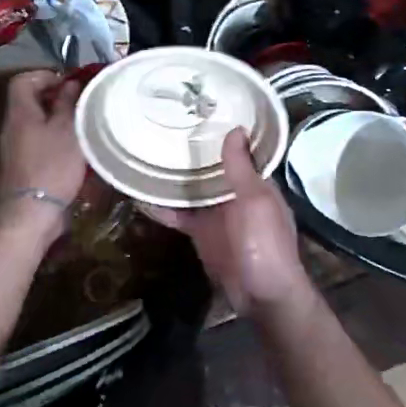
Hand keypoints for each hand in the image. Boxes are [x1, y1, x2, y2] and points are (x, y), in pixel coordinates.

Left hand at [0, 70, 85, 237]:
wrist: (31, 214)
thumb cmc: (52, 166)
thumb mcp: (68, 130)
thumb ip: (69, 104)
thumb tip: (70, 84)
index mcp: (20, 112)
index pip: (23, 80)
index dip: (45, 75)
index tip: (69, 83)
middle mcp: (13, 126)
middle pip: (29, 100)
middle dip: (55, 97)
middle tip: (80, 103)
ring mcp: (15, 148)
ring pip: (35, 122)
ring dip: (57, 119)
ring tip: (82, 124)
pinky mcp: (23, 166)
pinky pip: (37, 141)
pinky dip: (54, 138)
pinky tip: (74, 149)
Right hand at [144, 129, 310, 317]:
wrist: (262, 297)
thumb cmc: (265, 245)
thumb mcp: (255, 201)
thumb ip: (241, 168)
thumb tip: (235, 128)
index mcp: (255, 183)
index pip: (237, 150)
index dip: (221, 132)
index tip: (198, 109)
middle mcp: (235, 193)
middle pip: (211, 167)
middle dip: (191, 150)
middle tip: (161, 124)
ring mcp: (217, 214)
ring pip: (193, 188)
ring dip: (174, 175)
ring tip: (145, 151)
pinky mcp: (202, 233)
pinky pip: (180, 214)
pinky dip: (162, 206)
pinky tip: (140, 194)